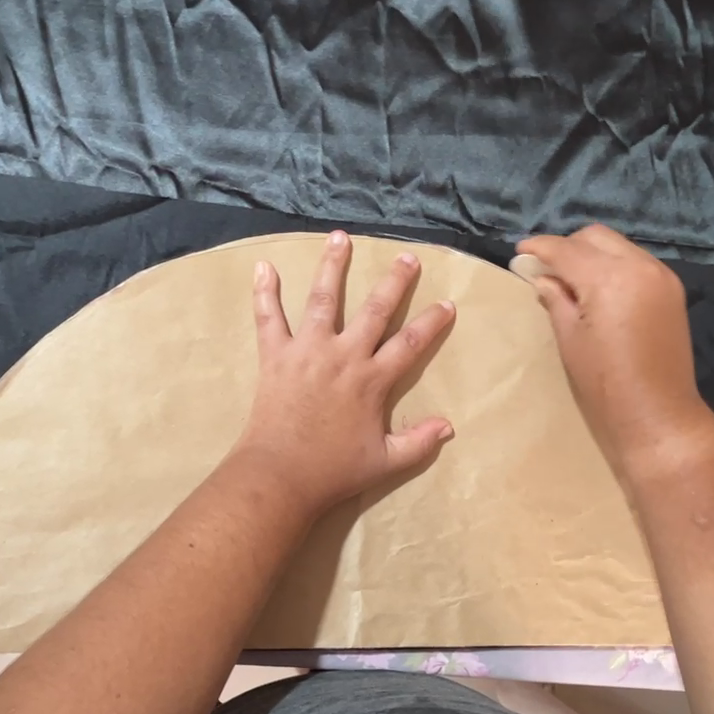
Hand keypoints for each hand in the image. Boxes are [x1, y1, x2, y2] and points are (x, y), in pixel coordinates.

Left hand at [230, 231, 456, 514]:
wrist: (281, 475)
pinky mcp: (275, 356)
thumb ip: (419, 442)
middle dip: (394, 282)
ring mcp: (308, 351)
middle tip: (407, 258)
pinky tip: (263, 267)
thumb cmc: (334, 471)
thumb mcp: (386, 462)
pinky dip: (265, 292)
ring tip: (340, 237)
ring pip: (324, 300)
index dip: (431, 323)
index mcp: (372, 380)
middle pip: (374, 310)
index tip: (446, 304)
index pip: (410, 344)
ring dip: (333, 267)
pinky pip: (269, 319)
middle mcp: (344, 356)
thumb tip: (449, 426)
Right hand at [518, 225, 713, 476]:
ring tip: (570, 280)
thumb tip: (542, 278)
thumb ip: (556, 300)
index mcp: (609, 279)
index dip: (540, 247)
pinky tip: (598, 290)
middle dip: (567, 246)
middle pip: (595, 237)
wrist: (658, 415)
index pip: (567, 249)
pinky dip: (613, 265)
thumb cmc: (605, 385)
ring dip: (591, 254)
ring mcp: (661, 276)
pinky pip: (636, 262)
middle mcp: (639, 266)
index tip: (520, 251)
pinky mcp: (671, 290)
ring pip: (618, 246)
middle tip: (545, 269)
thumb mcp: (570, 340)